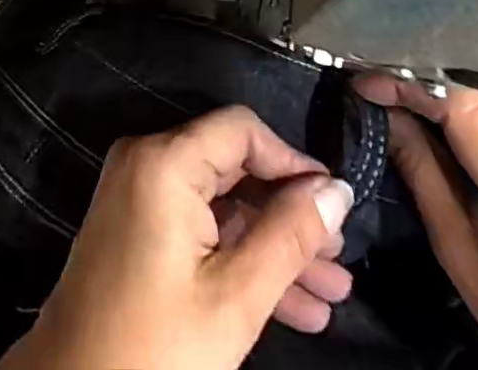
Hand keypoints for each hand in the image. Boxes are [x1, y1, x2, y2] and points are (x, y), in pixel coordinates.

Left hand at [0, 106, 356, 369]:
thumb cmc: (154, 348)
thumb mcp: (235, 296)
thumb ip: (290, 235)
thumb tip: (338, 190)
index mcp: (165, 162)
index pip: (243, 130)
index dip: (293, 162)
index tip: (332, 202)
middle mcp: (149, 163)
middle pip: (237, 169)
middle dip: (291, 216)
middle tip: (338, 254)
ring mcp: (141, 197)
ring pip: (225, 206)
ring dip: (275, 247)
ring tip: (329, 292)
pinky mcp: (139, 230)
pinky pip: (202, 229)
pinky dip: (242, 259)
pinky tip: (294, 306)